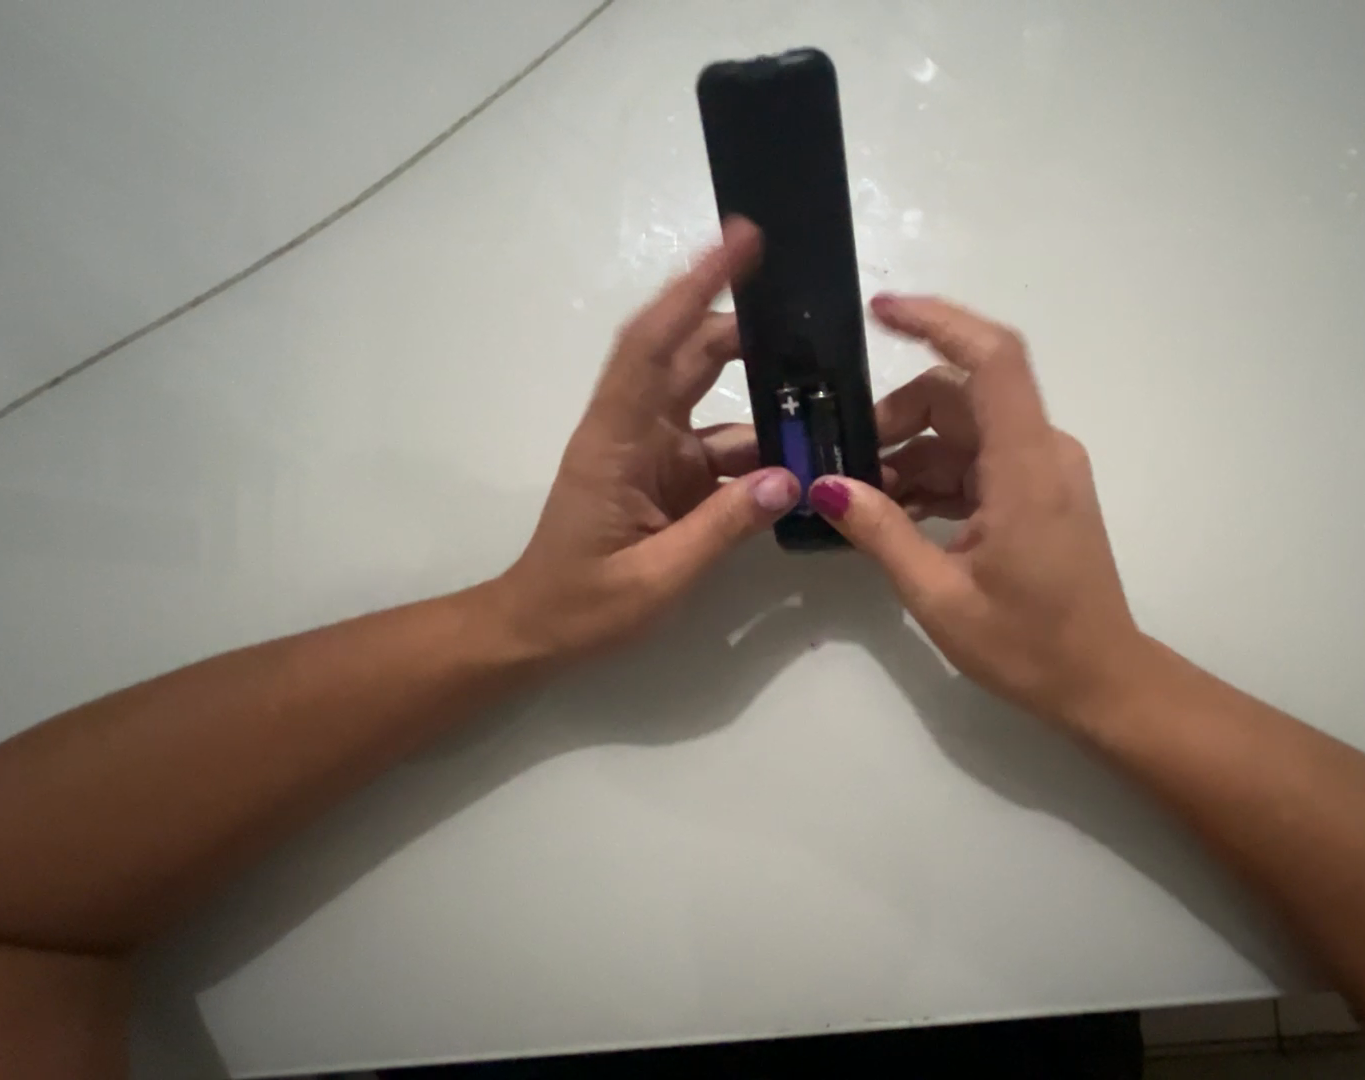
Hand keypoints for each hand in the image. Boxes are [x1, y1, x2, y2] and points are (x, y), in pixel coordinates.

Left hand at [492, 220, 798, 666]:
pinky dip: (763, 448)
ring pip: (714, 400)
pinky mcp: (672, 477)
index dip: (693, 289)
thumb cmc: (582, 604)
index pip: (654, 347)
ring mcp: (656, 453)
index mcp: (617, 441)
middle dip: (741, 325)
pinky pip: (724, 447)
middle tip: (806, 312)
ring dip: (763, 393)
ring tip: (825, 390)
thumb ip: (723, 528)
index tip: (737, 243)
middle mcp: (636, 431)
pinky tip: (804, 457)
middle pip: (688, 356)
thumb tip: (793, 480)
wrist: (539, 629)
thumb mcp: (656, 576)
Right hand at [812, 294, 1147, 725]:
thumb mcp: (939, 596)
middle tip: (843, 461)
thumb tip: (825, 488)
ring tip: (861, 497)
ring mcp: (1042, 471)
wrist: (1100, 682)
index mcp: (1025, 467)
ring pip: (965, 430)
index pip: (992, 359)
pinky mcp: (1037, 492)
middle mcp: (1041, 451)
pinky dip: (935, 476)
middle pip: (962, 395)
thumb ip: (882, 533)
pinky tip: (896, 512)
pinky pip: (978, 462)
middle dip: (897, 416)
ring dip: (911, 452)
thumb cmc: (1028, 646)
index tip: (879, 311)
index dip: (938, 320)